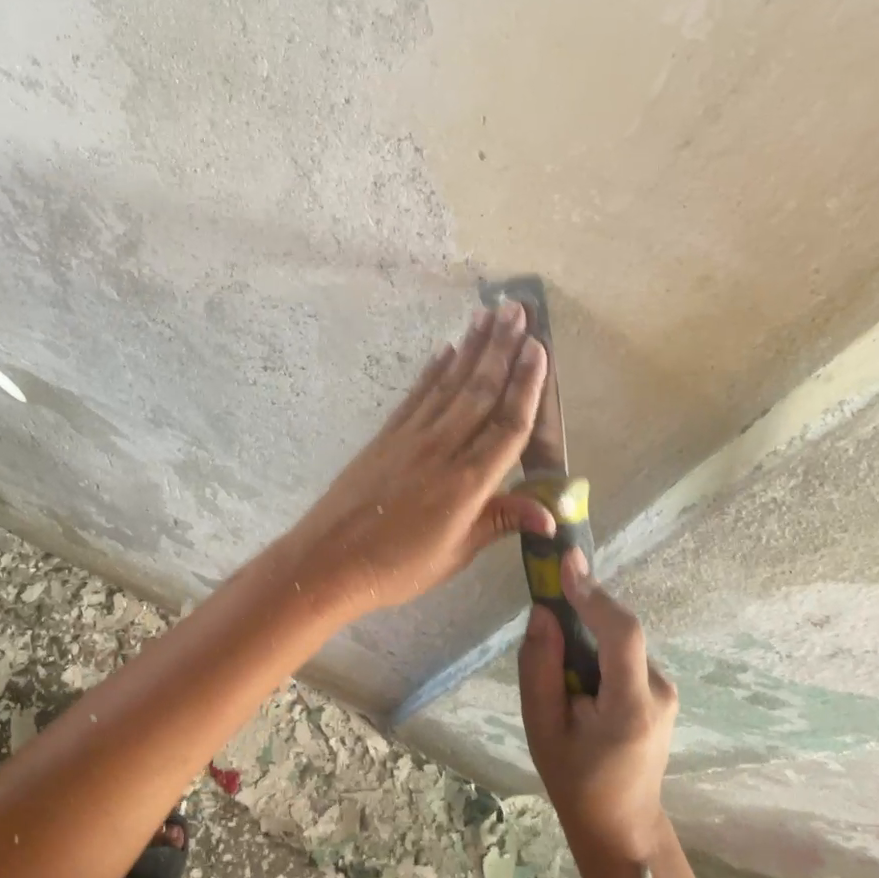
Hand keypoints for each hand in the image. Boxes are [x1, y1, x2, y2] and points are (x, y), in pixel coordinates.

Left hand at [280, 301, 554, 618]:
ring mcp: (412, 437)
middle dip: (503, 348)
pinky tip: (448, 349)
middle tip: (519, 310)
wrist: (329, 560)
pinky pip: (417, 395)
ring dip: (473, 348)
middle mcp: (443, 448)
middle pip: (480, 391)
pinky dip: (434, 371)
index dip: (527, 385)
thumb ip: (499, 521)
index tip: (539, 348)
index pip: (508, 425)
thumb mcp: (456, 553)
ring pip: (451, 384)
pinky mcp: (388, 435)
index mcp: (468, 482)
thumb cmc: (399, 567)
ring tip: (490, 314)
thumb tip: (549, 512)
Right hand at [519, 550, 679, 877]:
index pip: (621, 633)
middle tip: (544, 603)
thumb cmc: (576, 781)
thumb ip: (539, 667)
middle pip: (618, 631)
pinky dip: (597, 649)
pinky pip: (623, 653)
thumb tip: (543, 612)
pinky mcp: (660, 689)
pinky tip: (578, 677)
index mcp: (631, 705)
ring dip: (587, 635)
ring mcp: (665, 689)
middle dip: (580, 612)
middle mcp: (659, 689)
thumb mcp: (541, 728)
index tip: (565, 560)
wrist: (622, 826)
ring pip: (619, 640)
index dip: (593, 594)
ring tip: (559, 664)